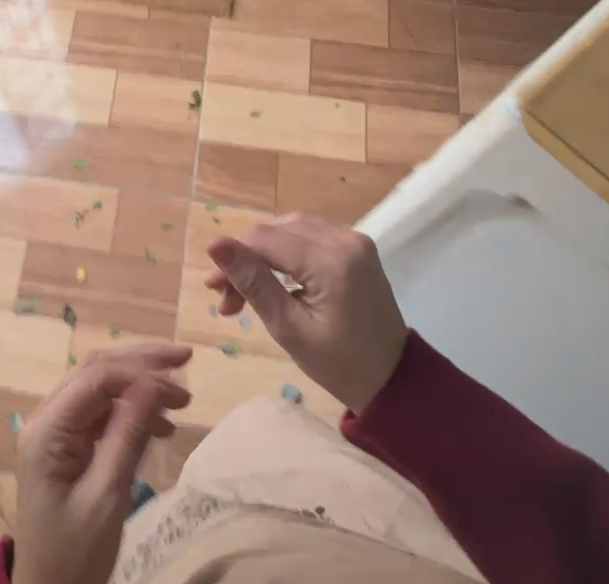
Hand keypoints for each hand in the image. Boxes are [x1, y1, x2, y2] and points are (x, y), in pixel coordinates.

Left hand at [13, 343, 191, 583]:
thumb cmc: (74, 554)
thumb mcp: (106, 496)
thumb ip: (128, 435)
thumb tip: (155, 384)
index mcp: (47, 429)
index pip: (96, 378)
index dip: (140, 373)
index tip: (182, 387)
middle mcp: (46, 419)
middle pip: (96, 370)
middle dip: (142, 362)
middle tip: (186, 358)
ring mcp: (56, 430)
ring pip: (100, 385)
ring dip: (140, 382)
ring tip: (182, 395)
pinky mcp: (68, 444)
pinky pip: (101, 411)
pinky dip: (133, 409)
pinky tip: (162, 423)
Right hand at [205, 213, 407, 412]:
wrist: (393, 379)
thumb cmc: (339, 364)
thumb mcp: (288, 328)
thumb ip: (252, 282)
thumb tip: (214, 245)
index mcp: (331, 261)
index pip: (264, 238)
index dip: (232, 258)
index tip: (214, 291)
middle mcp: (345, 238)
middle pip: (276, 230)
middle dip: (247, 259)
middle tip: (228, 299)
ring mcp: (354, 239)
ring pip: (290, 229)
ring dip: (263, 255)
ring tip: (247, 291)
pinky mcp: (356, 246)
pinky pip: (309, 235)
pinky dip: (285, 253)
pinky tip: (275, 278)